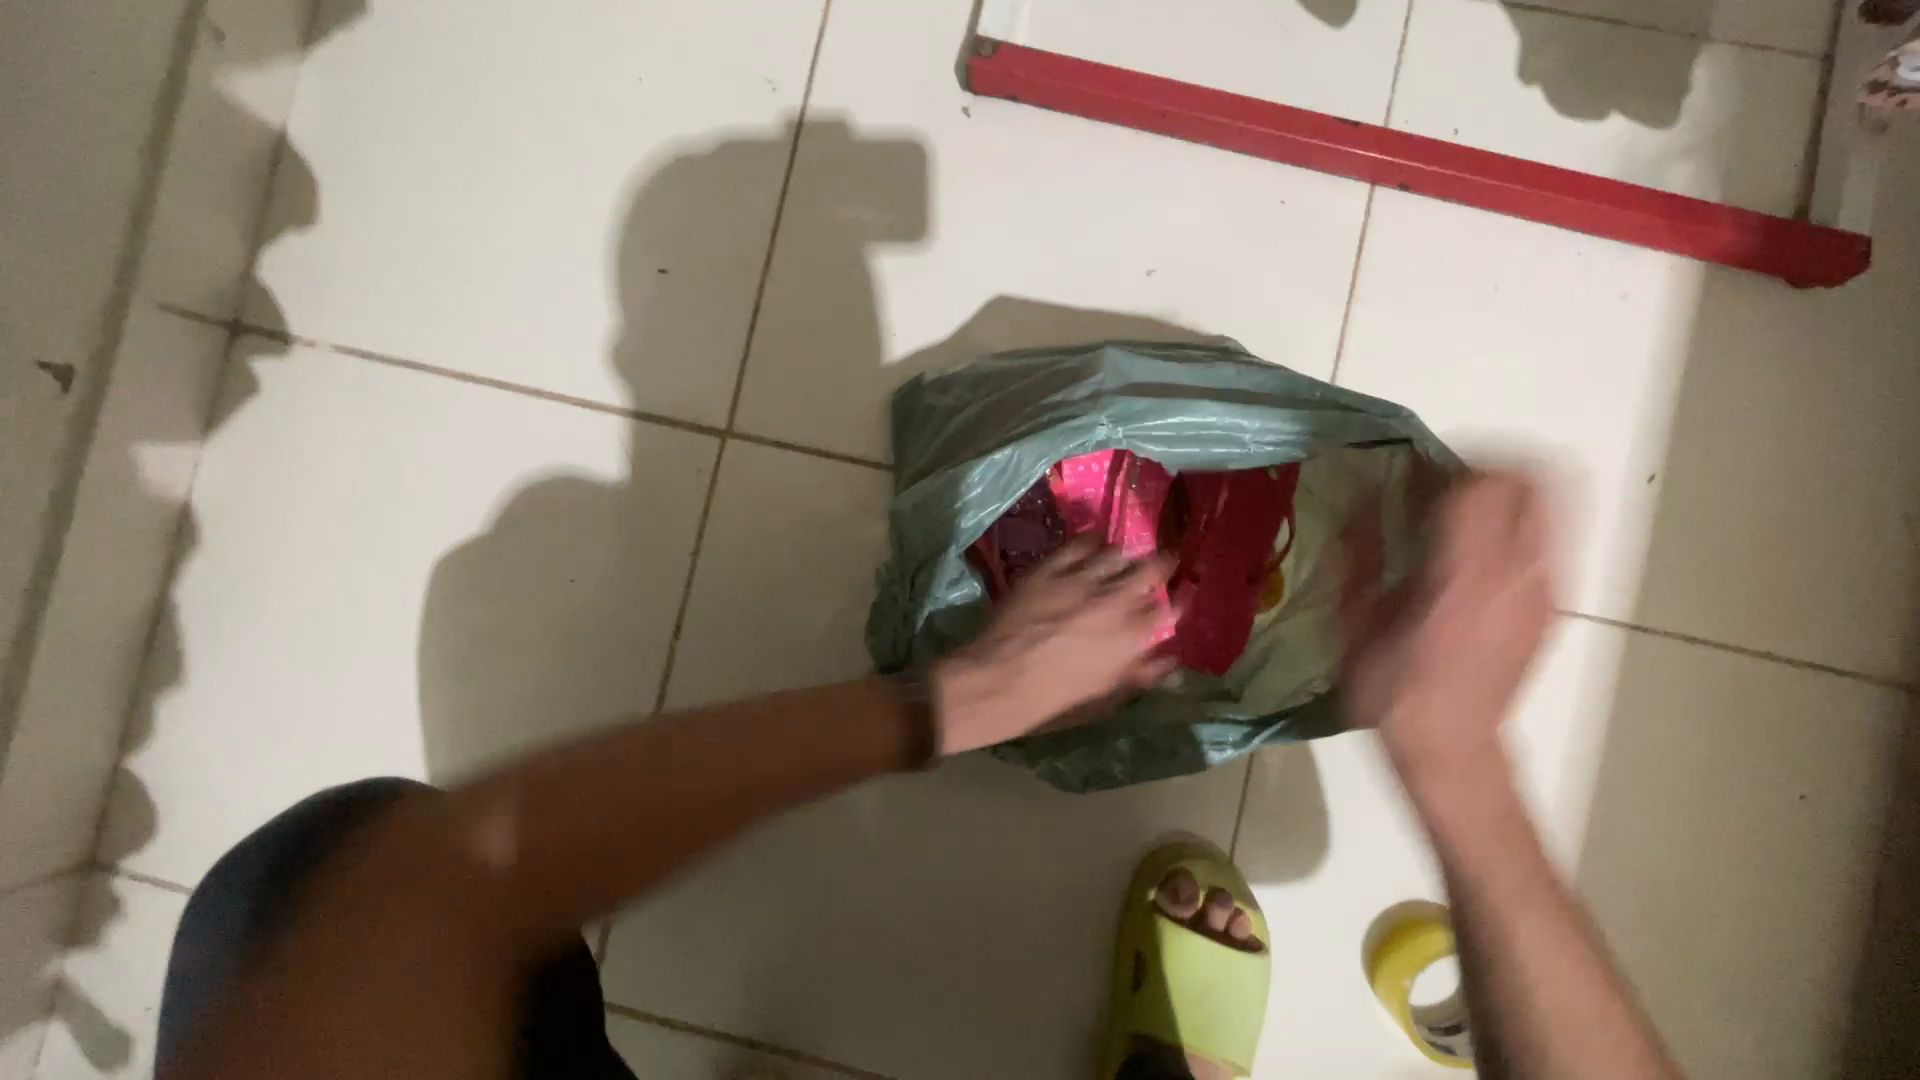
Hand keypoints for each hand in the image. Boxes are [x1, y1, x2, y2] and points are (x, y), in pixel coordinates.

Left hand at [931, 538, 1176, 755]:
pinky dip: (1091, 542)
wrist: (999, 682)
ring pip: (1116, 553)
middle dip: (1160, 566)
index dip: (1176, 601)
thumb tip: (1169, 660)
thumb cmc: (1054, 703)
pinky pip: (1079, 544)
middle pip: (1150, 570)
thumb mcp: (1106, 698)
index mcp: (1132, 637)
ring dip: (1124, 556)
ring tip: (1123, 557)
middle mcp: (1114, 602)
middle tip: (1161, 562)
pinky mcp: (1049, 569)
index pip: (1169, 609)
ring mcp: (1081, 581)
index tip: (1177, 597)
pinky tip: (1092, 544)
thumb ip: (1141, 674)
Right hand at [1339, 470, 1556, 785]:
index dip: (1446, 463)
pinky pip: (1546, 537)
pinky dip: (1513, 522)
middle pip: (1538, 479)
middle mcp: (1519, 577)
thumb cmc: (1392, 693)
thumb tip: (1360, 504)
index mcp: (1463, 580)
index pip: (1483, 486)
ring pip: (1553, 502)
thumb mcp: (1355, 626)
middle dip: (1490, 463)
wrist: (1455, 752)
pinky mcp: (1553, 605)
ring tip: (1458, 508)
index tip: (1411, 471)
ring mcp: (1546, 591)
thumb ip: (1360, 558)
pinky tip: (1470, 550)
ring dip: (1506, 490)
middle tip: (1442, 480)